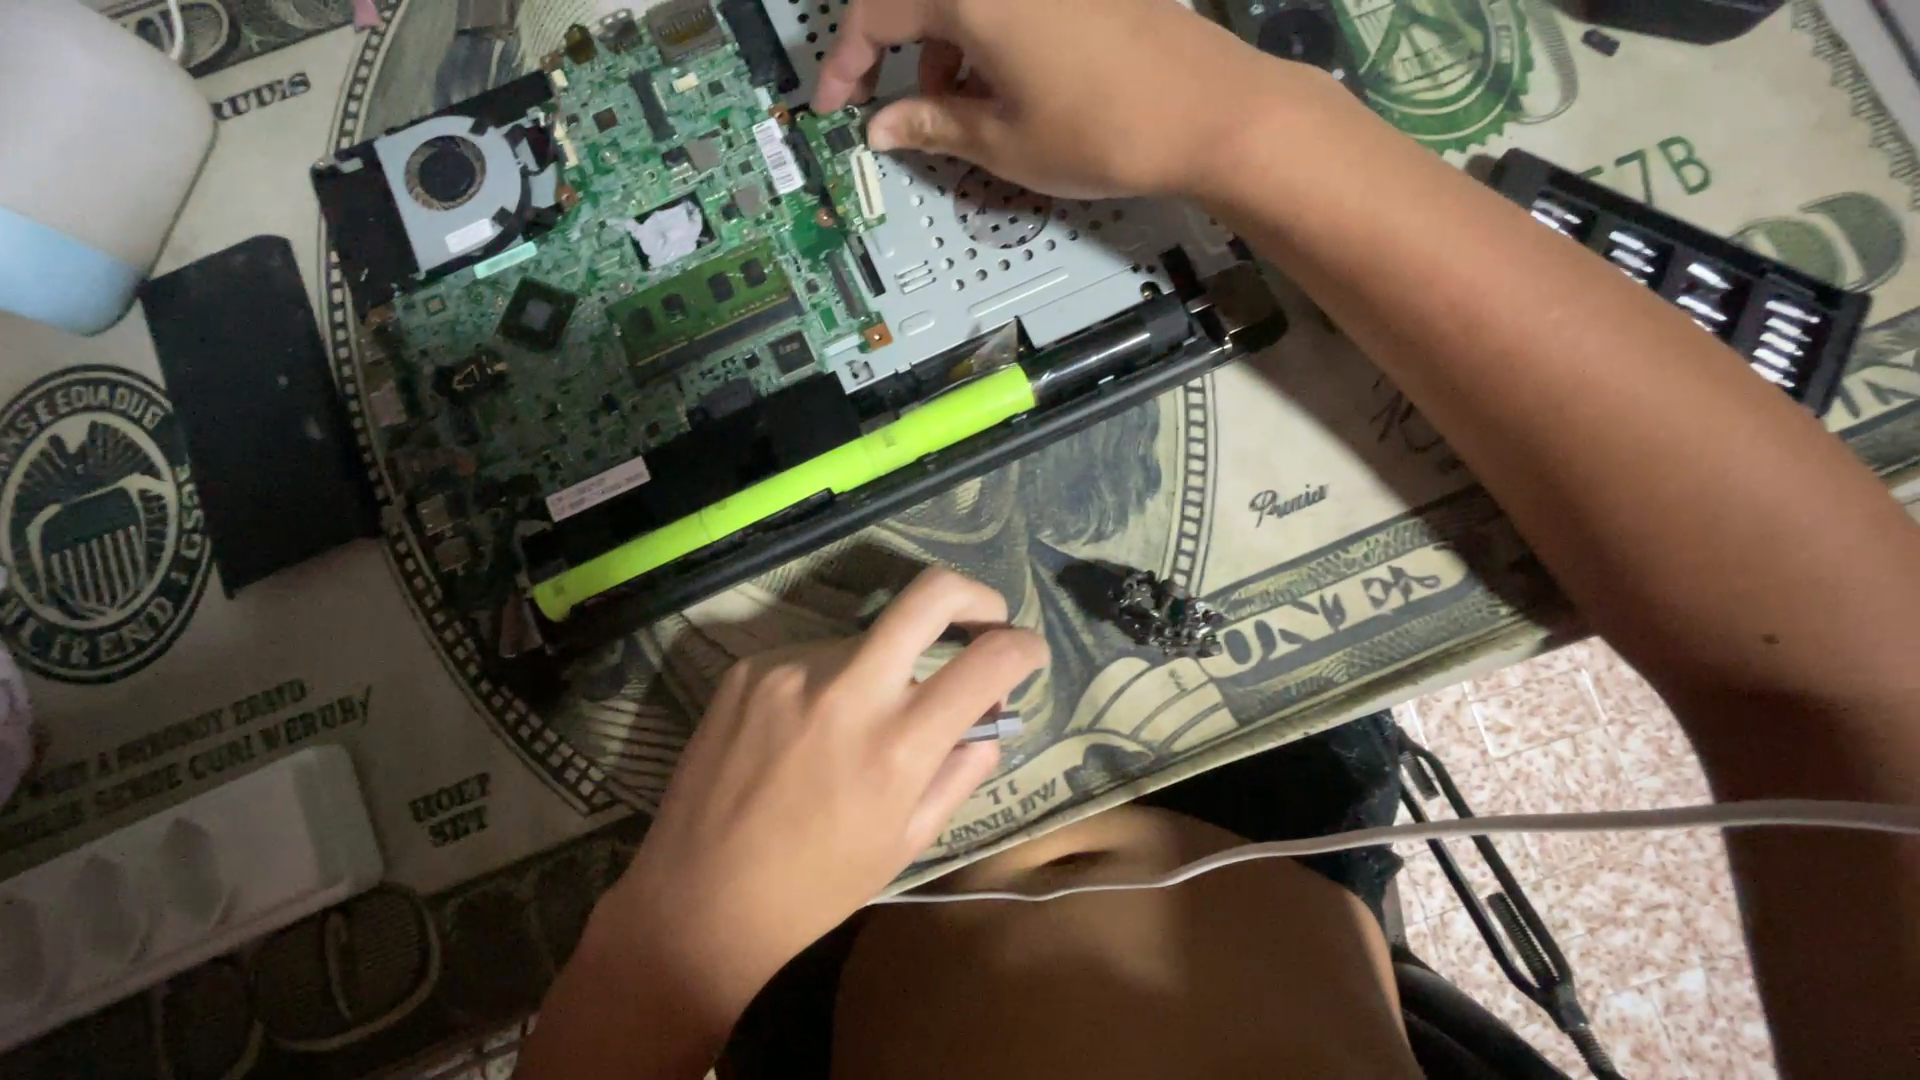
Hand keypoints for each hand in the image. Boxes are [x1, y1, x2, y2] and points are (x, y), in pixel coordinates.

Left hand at [604, 567, 1047, 1015]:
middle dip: (976, 597)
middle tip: (986, 620)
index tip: (1027, 652)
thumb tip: (992, 711)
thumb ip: (963, 766)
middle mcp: (848, 688)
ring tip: (859, 723)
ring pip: (869, 636)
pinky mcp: (750, 666)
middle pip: (930, 593)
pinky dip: (832, 681)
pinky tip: (807, 731)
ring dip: (887, 665)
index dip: (1024, 648)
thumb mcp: (910, 838)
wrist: (699, 900)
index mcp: (899, 744)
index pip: (989, 660)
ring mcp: (791, 669)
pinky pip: (815, 657)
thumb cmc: (818, 885)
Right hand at [814, 0, 1315, 199]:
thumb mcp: (1002, 143)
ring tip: (958, 112)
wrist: (1209, 114)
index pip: (876, 13)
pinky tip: (1002, 84)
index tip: (831, 107)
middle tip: (899, 112)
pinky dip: (987, 34)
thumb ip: (932, 128)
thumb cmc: (1101, 132)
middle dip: (896, 53)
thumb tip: (881, 129)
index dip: (845, 65)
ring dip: (944, 47)